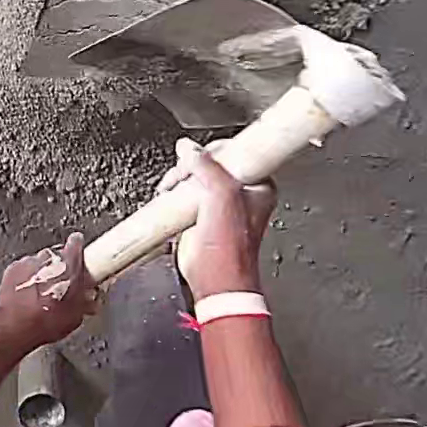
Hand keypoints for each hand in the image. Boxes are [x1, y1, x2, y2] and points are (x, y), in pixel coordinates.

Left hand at [0, 233, 98, 347]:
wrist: (16, 326)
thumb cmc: (47, 321)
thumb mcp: (76, 315)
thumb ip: (84, 301)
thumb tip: (89, 300)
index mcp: (69, 264)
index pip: (76, 243)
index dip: (78, 248)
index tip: (79, 257)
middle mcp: (48, 258)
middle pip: (57, 255)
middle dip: (60, 268)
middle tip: (61, 286)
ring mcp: (30, 261)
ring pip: (40, 262)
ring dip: (43, 273)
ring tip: (42, 295)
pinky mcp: (14, 268)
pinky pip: (24, 269)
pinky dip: (26, 278)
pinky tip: (27, 295)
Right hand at [160, 139, 277, 296]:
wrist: (214, 279)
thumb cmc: (230, 246)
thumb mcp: (221, 194)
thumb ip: (205, 165)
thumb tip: (188, 148)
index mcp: (258, 184)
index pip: (234, 151)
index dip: (213, 151)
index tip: (197, 158)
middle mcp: (241, 192)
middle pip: (211, 162)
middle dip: (190, 165)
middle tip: (181, 175)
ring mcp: (220, 202)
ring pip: (196, 175)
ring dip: (179, 178)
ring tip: (172, 186)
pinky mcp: (201, 213)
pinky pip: (185, 191)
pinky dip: (174, 190)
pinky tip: (168, 193)